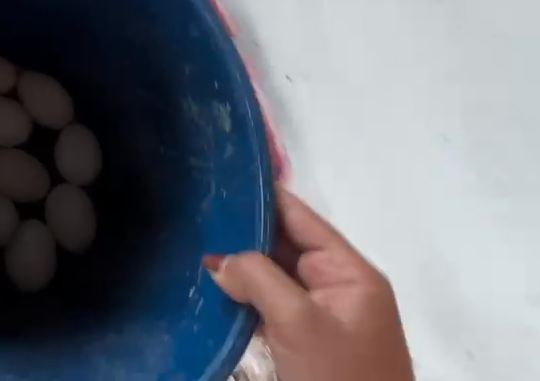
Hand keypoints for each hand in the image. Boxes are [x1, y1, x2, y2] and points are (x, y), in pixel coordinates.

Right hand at [205, 189, 413, 380]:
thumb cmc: (339, 380)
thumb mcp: (296, 322)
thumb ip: (255, 275)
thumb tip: (218, 261)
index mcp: (349, 272)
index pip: (297, 215)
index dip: (257, 196)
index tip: (213, 180)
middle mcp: (337, 285)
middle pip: (282, 241)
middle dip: (240, 229)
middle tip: (191, 212)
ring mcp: (321, 315)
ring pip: (271, 272)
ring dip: (237, 262)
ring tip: (190, 241)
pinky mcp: (304, 339)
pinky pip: (268, 301)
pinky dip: (241, 292)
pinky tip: (208, 283)